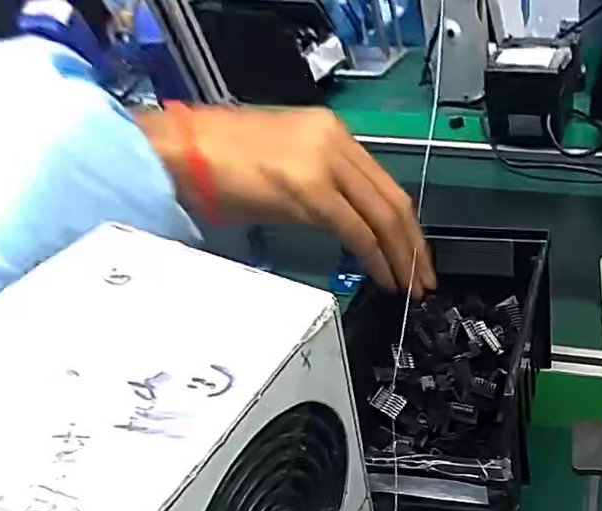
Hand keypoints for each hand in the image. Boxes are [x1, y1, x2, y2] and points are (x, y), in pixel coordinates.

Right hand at [136, 105, 434, 296]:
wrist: (179, 151)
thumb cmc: (224, 163)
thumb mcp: (293, 169)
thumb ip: (332, 188)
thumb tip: (360, 224)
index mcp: (332, 133)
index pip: (387, 186)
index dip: (409, 228)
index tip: (418, 256)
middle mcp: (334, 141)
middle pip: (393, 203)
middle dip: (414, 248)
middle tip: (423, 280)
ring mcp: (323, 161)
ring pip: (382, 218)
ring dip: (401, 259)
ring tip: (409, 287)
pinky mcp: (310, 187)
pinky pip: (358, 231)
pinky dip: (377, 260)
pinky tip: (385, 279)